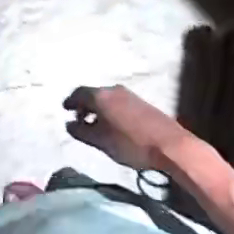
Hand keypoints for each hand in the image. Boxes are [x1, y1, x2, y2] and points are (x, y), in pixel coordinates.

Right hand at [63, 84, 193, 171]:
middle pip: (93, 94)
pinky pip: (117, 102)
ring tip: (94, 125)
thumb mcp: (101, 142)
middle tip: (78, 119)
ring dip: (97, 109)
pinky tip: (112, 125)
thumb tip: (68, 125)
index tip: (65, 110)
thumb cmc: (130, 143)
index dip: (70, 101)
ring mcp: (128, 94)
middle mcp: (113, 89)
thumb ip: (82, 132)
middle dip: (83, 106)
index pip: (79, 93)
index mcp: (101, 96)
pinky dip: (109, 110)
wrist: (168, 144)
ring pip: (106, 98)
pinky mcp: (139, 102)